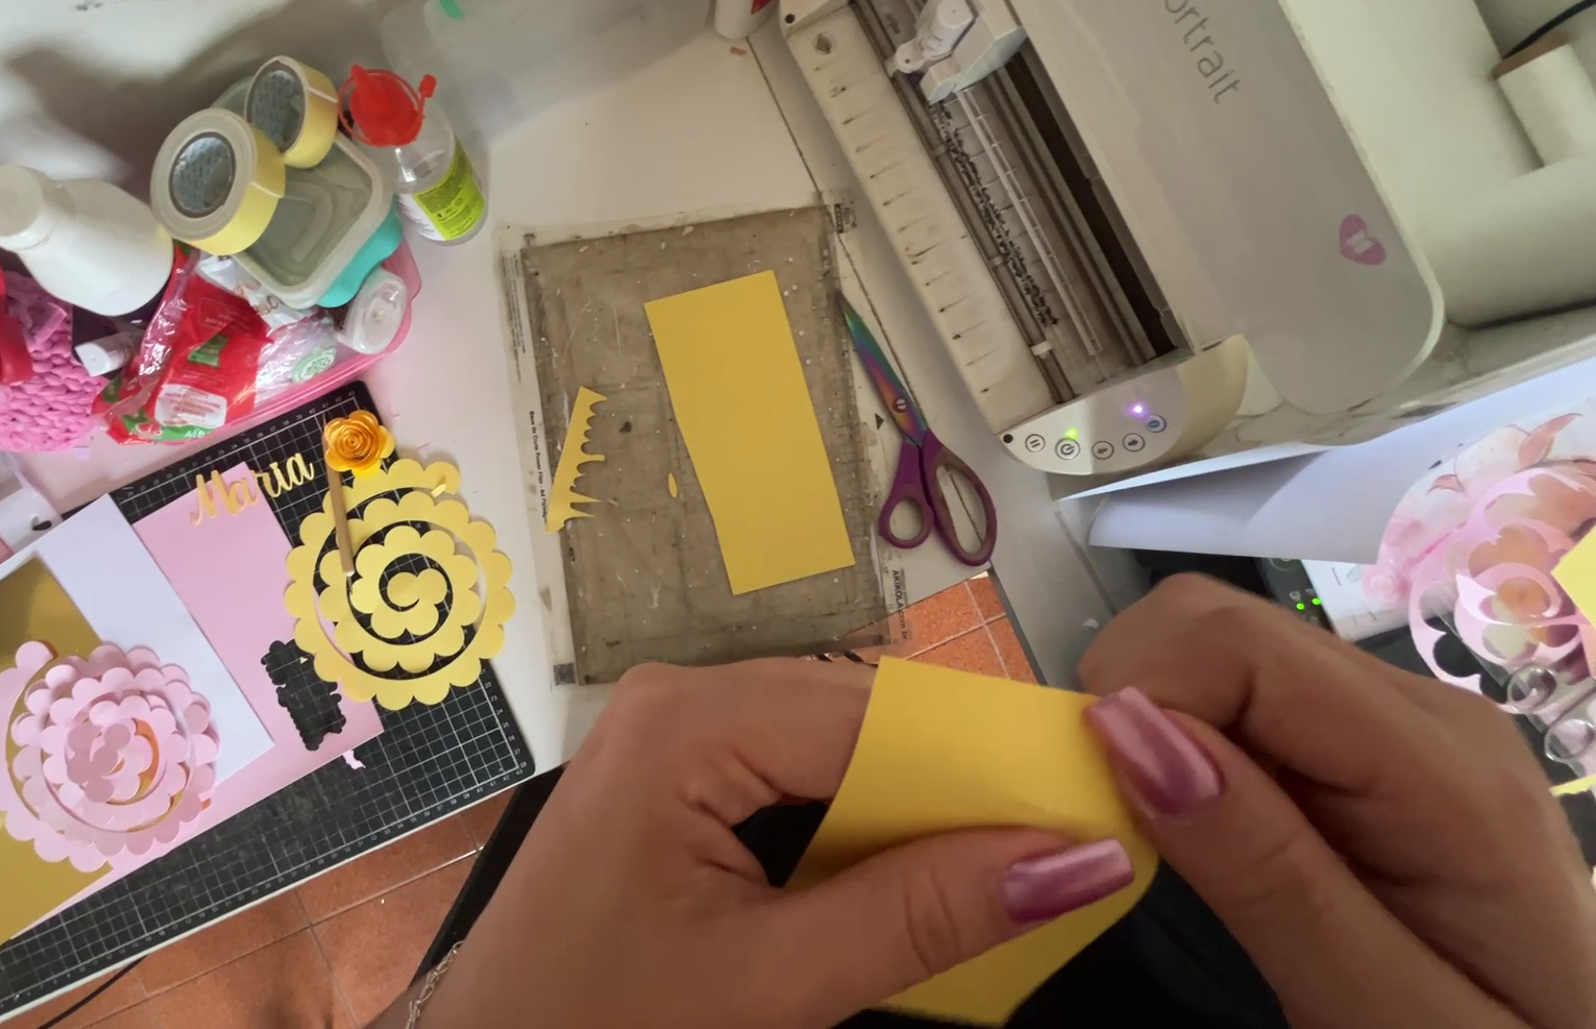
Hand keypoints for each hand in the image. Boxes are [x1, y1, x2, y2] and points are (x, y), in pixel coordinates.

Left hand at [401, 658, 1134, 1028]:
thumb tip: (1071, 860)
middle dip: (940, 775)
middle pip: (843, 709)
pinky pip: (779, 750)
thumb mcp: (770, 982)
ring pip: (819, 727)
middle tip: (1047, 836)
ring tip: (983, 848)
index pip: (864, 715)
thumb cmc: (605, 1019)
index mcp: (685, 720)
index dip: (976, 760)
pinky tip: (887, 848)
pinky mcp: (668, 751)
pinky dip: (842, 794)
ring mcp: (668, 716)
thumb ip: (919, 915)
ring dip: (897, 788)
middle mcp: (677, 691)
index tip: (1080, 802)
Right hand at [1080, 575, 1595, 1028]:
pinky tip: (1189, 797)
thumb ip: (1263, 874)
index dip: (1142, 691)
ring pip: (1199, 632)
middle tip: (1126, 800)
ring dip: (1137, 703)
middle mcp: (1410, 704)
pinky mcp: (1338, 721)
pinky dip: (1159, 718)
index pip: (1237, 644)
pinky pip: (1211, 672)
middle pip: (1209, 617)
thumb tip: (1122, 728)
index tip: (1112, 788)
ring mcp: (1376, 706)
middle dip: (1128, 689)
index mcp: (1442, 767)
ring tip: (1160, 806)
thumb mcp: (1388, 1016)